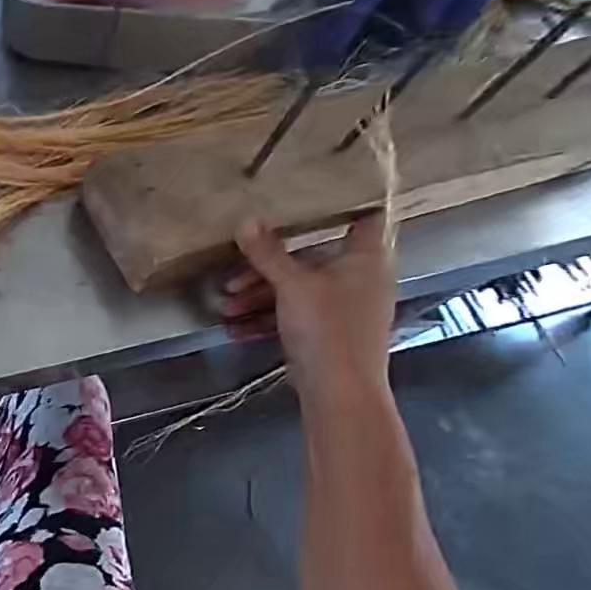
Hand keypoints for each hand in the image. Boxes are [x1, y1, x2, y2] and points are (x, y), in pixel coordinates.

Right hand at [219, 215, 396, 400]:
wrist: (339, 386)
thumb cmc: (326, 326)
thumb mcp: (291, 285)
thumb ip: (267, 254)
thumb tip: (246, 219)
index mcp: (364, 260)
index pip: (361, 220)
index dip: (339, 208)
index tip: (303, 203)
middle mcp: (359, 279)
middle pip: (309, 261)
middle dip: (266, 269)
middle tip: (232, 279)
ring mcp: (342, 307)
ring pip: (296, 290)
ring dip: (258, 298)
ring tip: (226, 308)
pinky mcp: (326, 331)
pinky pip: (292, 315)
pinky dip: (266, 319)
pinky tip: (235, 329)